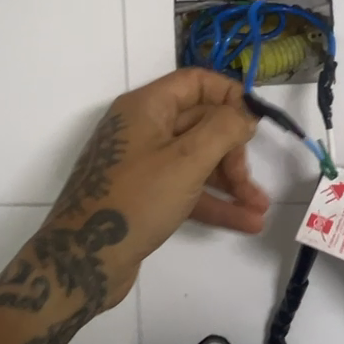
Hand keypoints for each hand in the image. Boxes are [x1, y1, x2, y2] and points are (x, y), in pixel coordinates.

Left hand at [27, 69, 266, 313]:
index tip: (256, 120)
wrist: (83, 261)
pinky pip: (187, 188)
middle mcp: (143, 128)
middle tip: (249, 181)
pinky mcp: (145, 195)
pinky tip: (246, 220)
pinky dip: (214, 201)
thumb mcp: (187, 160)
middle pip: (200, 123)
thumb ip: (223, 129)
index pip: (196, 83)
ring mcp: (143, 163)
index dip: (229, 95)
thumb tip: (245, 113)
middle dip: (233, 151)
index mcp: (146, 106)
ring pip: (197, 159)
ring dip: (230, 180)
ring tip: (261, 207)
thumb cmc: (136, 199)